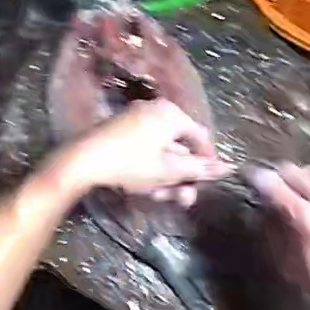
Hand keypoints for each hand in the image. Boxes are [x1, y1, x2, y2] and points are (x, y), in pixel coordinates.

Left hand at [47, 100, 231, 204]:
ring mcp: (136, 118)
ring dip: (164, 176)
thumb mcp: (169, 170)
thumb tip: (227, 167)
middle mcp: (155, 109)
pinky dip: (148, 167)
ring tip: (156, 196)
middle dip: (181, 176)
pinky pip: (144, 147)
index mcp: (171, 113)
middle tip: (180, 199)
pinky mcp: (120, 129)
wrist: (82, 160)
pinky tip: (143, 186)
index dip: (207, 162)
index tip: (206, 184)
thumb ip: (198, 169)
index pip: (201, 137)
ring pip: (161, 150)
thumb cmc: (130, 162)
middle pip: (180, 146)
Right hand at [248, 163, 309, 309]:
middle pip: (294, 171)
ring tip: (305, 192)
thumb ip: (281, 242)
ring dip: (305, 178)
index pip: (273, 186)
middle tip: (275, 188)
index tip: (250, 178)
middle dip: (280, 176)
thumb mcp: (300, 273)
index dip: (258, 179)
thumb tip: (270, 221)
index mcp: (307, 219)